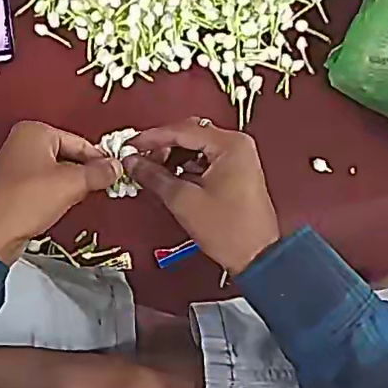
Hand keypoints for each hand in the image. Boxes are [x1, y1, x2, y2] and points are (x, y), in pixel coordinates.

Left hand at [0, 121, 121, 265]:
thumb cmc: (25, 202)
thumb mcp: (70, 184)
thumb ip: (98, 173)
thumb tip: (117, 166)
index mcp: (35, 132)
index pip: (80, 142)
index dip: (100, 160)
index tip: (115, 174)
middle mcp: (23, 142)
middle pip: (69, 154)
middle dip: (86, 172)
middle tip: (103, 188)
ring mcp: (16, 163)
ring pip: (58, 170)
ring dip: (73, 184)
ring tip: (81, 197)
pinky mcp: (14, 185)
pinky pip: (45, 182)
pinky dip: (58, 192)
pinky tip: (62, 204)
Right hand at [123, 119, 280, 274]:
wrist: (256, 256)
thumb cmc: (232, 231)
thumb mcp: (183, 200)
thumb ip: (154, 176)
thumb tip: (135, 162)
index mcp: (230, 145)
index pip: (182, 130)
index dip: (151, 138)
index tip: (131, 145)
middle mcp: (237, 146)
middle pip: (189, 134)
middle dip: (161, 147)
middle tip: (139, 158)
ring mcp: (238, 159)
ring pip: (195, 147)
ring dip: (172, 157)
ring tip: (151, 171)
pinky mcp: (236, 172)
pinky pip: (204, 160)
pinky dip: (185, 166)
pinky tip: (169, 179)